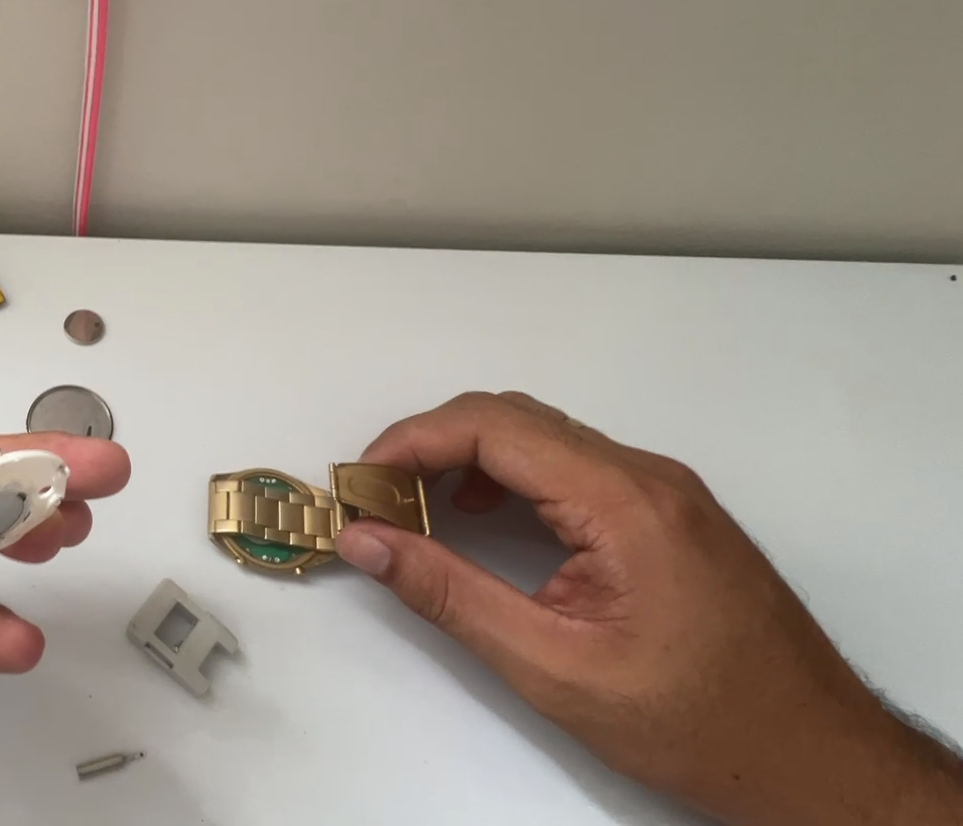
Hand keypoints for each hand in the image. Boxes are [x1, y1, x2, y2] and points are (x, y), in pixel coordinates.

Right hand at [334, 392, 962, 825]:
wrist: (828, 770)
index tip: (359, 483)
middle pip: (507, 416)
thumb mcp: (552, 669)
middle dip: (426, 442)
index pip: (491, 428)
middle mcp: (642, 473)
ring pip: (533, 431)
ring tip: (413, 501)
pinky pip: (561, 458)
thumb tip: (360, 541)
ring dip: (460, 453)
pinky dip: (500, 470)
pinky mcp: (660, 507)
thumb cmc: (695, 724)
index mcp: (622, 501)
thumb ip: (447, 595)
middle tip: (376, 493)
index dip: (410, 441)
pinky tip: (481, 511)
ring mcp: (657, 487)